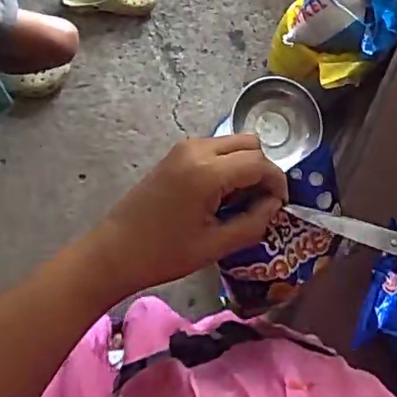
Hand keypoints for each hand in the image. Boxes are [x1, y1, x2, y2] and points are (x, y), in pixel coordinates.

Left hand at [77, 135, 287, 299]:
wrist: (115, 250)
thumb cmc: (164, 253)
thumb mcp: (215, 245)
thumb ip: (252, 223)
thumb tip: (273, 205)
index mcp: (207, 171)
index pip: (259, 163)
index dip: (277, 182)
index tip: (281, 205)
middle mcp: (198, 148)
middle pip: (249, 143)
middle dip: (263, 169)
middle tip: (264, 203)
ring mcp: (185, 147)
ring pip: (233, 142)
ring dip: (246, 165)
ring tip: (243, 201)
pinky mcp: (177, 152)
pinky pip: (216, 148)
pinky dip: (228, 164)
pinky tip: (223, 195)